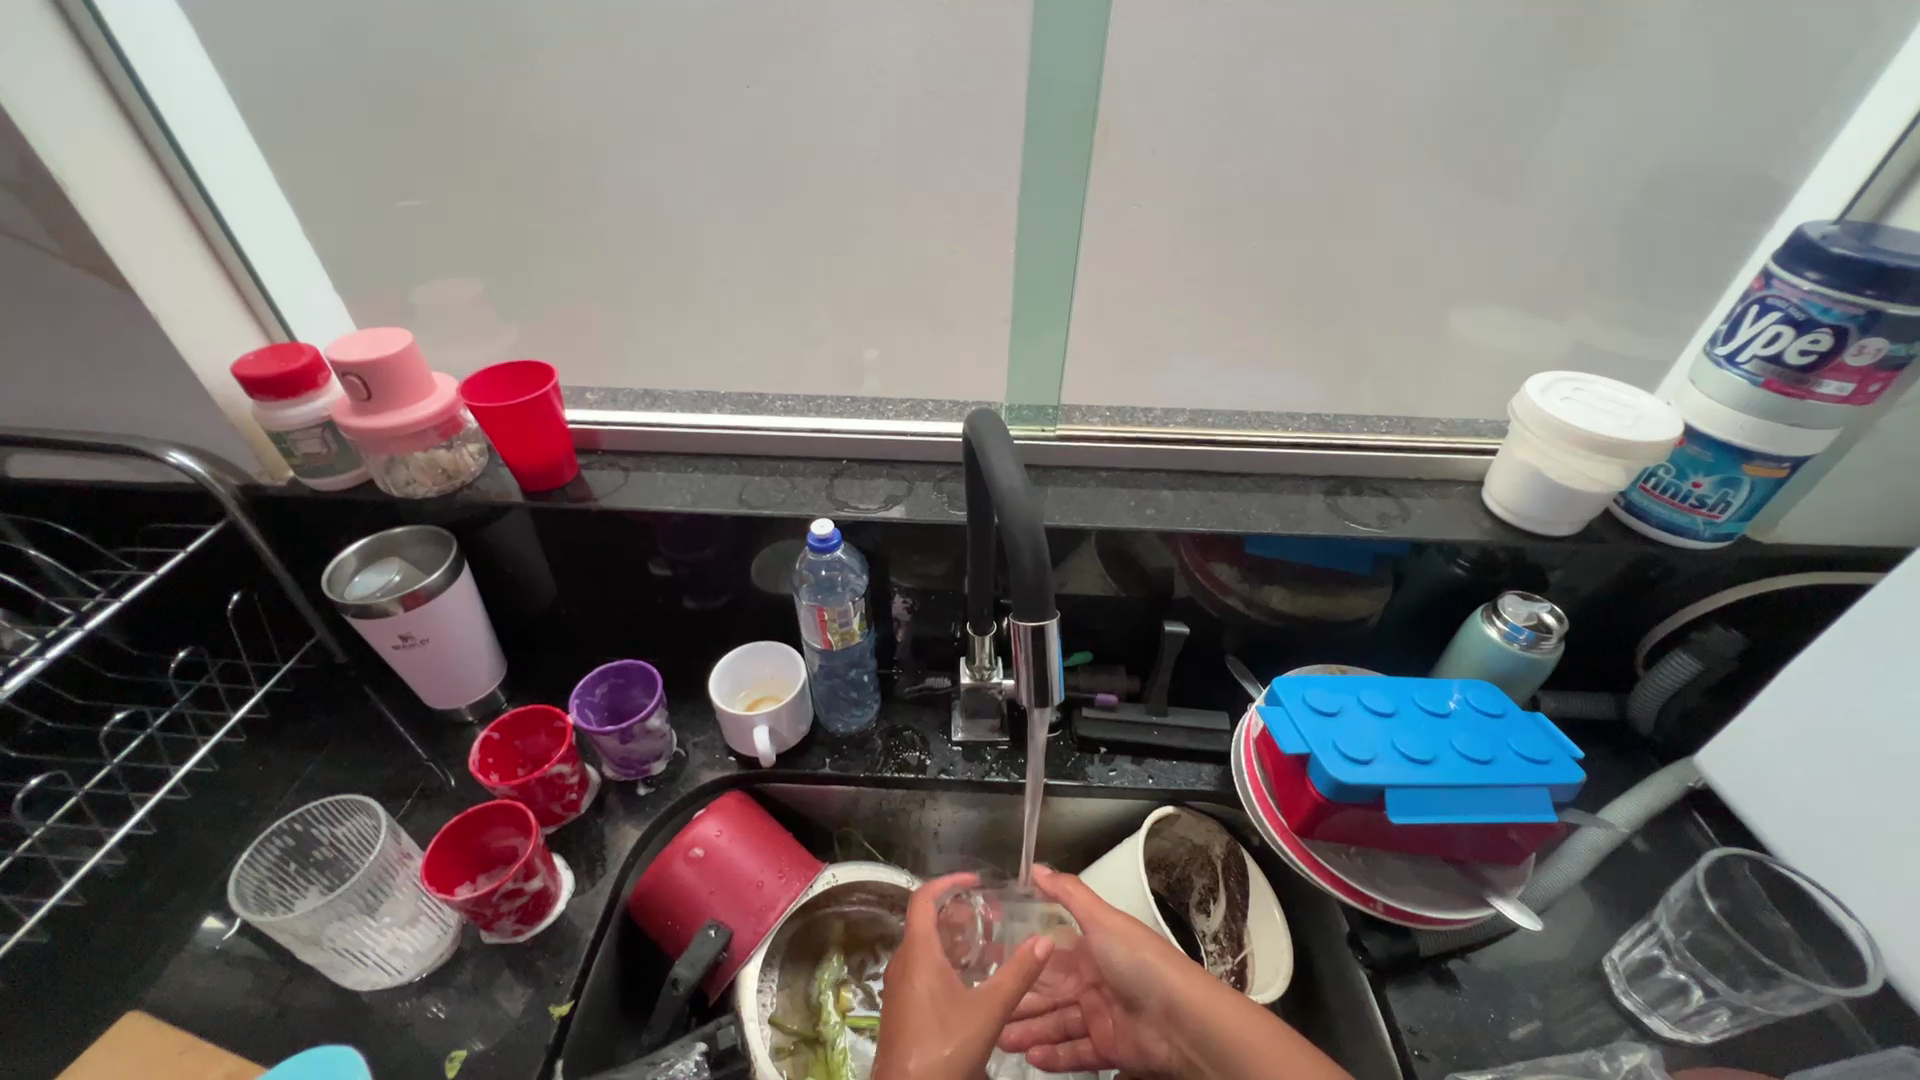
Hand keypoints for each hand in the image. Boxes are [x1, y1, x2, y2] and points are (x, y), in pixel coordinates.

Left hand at [873, 872, 1054, 1079]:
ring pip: (925, 948)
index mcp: (918, 952)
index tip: (976, 881)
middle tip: (992, 917)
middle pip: (927, 922)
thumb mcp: (988, 1011)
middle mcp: (903, 962)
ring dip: (954, 941)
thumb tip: (1045, 941)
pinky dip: (946, 963)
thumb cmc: (943, 1048)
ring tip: (989, 946)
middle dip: (959, 914)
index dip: (948, 881)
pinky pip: (922, 969)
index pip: (923, 898)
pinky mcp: (902, 1007)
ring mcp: (899, 986)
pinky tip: (972, 981)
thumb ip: (1018, 975)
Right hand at [997, 864, 1204, 1077]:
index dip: (1022, 963)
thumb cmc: (1140, 961)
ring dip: (1030, 1030)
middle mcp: (1093, 983)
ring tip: (1000, 1038)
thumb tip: (1035, 867)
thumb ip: (1068, 894)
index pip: (1049, 959)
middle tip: (988, 1011)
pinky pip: (1075, 1053)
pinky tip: (1030, 1055)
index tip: (990, 968)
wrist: (1182, 1018)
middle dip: (1019, 1003)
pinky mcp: (1109, 1049)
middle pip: (1049, 995)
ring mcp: (1101, 1017)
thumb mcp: (1102, 919)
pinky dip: (1053, 1055)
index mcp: (1091, 951)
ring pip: (1057, 1025)